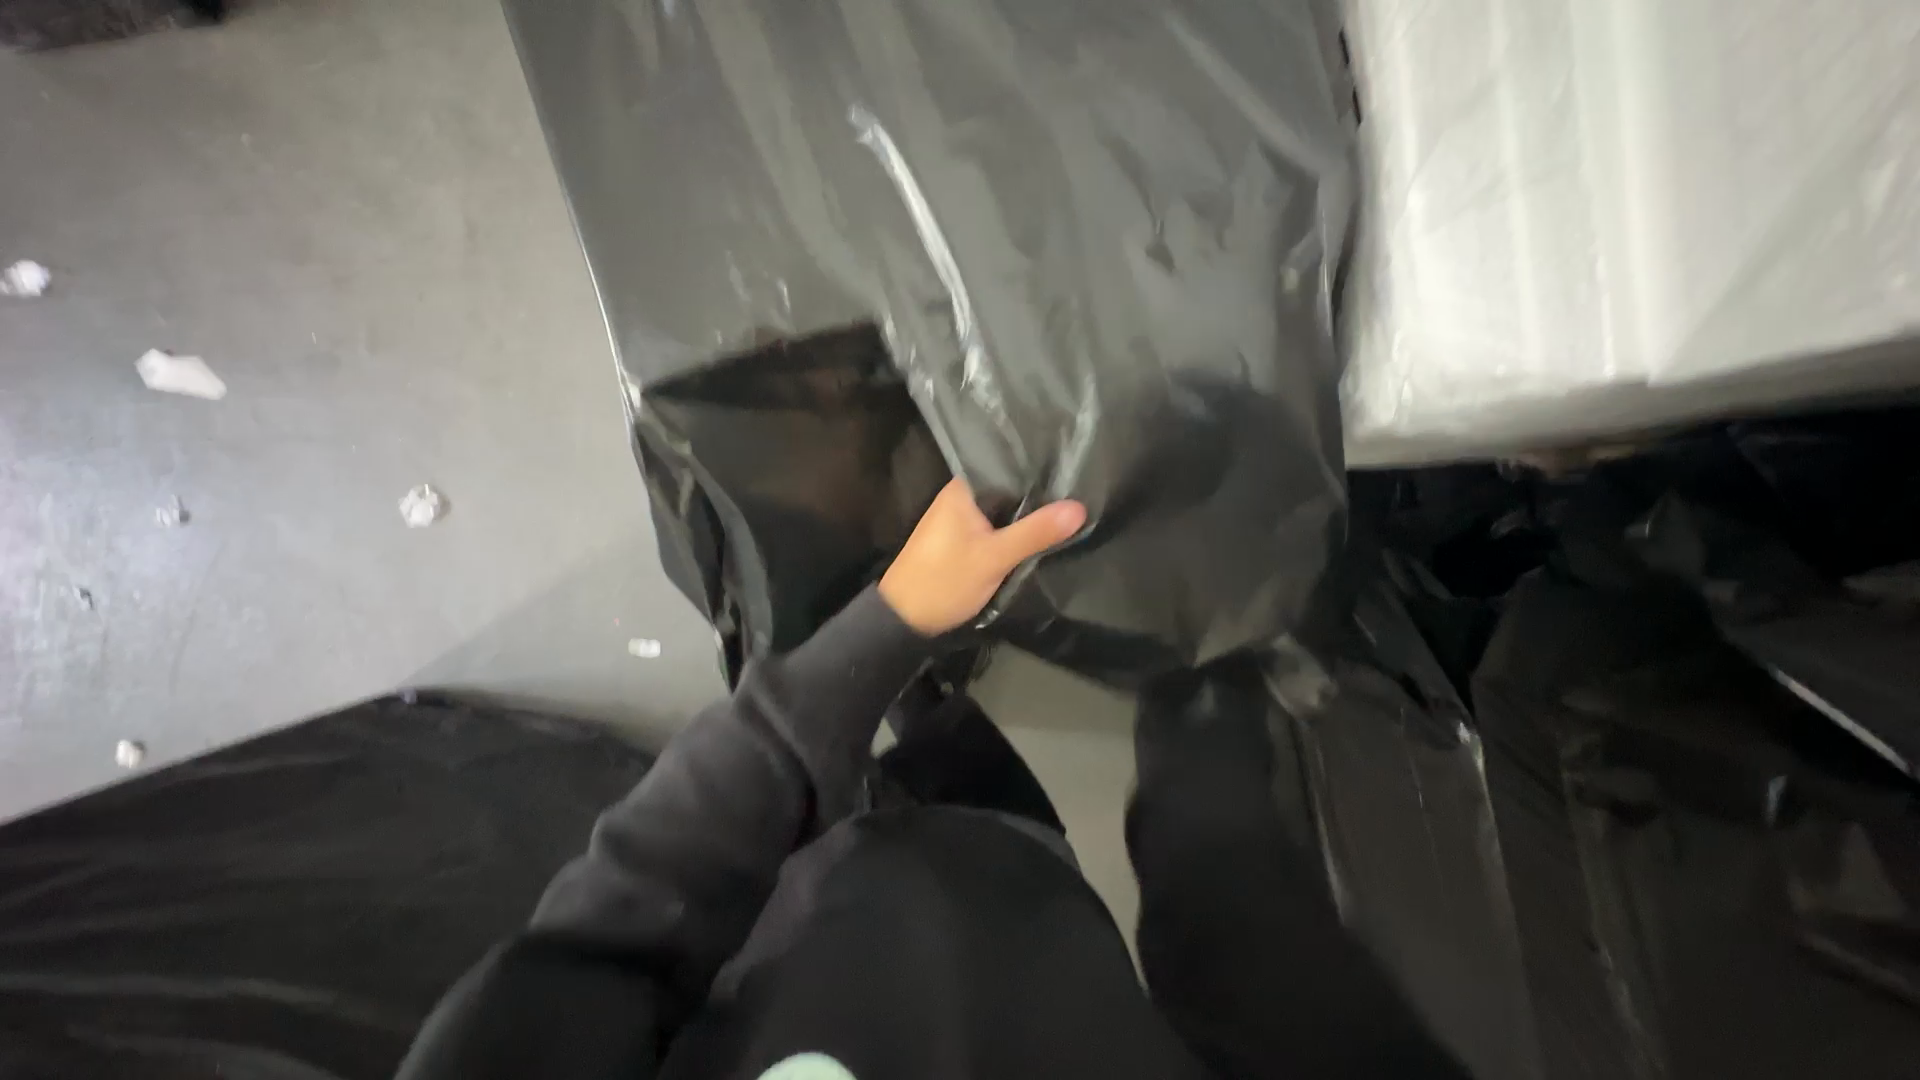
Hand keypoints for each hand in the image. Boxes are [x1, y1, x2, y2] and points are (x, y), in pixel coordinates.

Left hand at [879, 478, 1086, 636]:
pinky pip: (995, 527)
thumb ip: (1035, 532)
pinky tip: (1039, 533)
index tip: (1076, 467)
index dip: (1041, 467)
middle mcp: (960, 496)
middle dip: (1039, 494)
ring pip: (1003, 510)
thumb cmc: (944, 581)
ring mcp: (960, 519)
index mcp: (963, 489)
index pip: (1009, 465)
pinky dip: (1014, 530)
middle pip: (1009, 488)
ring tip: (1070, 509)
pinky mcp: (962, 540)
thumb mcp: (994, 557)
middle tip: (1082, 491)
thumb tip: (1079, 506)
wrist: (903, 619)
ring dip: (1028, 515)